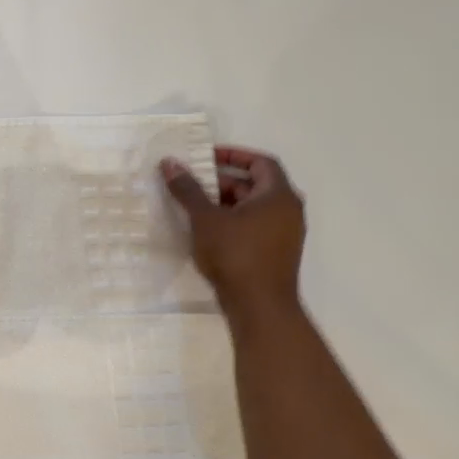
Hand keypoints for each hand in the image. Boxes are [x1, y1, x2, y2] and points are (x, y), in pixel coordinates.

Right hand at [160, 146, 306, 312]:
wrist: (259, 304)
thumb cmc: (235, 253)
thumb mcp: (205, 218)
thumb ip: (188, 189)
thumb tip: (170, 162)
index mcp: (278, 196)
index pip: (261, 162)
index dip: (233, 154)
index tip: (204, 156)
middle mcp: (288, 210)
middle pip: (255, 183)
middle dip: (220, 179)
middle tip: (189, 182)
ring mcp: (284, 232)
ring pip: (252, 205)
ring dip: (222, 200)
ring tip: (190, 204)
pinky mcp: (274, 249)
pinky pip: (252, 222)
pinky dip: (230, 217)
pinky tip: (204, 227)